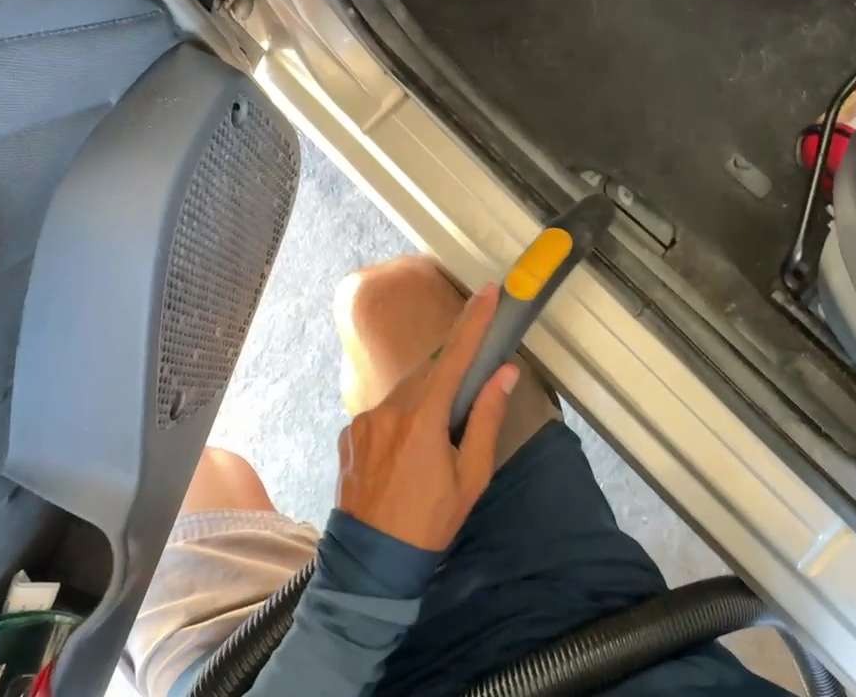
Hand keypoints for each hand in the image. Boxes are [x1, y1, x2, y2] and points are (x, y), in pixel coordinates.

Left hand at [335, 285, 520, 551]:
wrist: (371, 565)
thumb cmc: (431, 522)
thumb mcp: (471, 476)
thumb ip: (487, 418)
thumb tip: (505, 373)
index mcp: (423, 418)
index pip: (454, 357)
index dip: (474, 322)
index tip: (489, 291)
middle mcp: (388, 409)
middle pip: (428, 371)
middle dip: (453, 367)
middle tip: (474, 377)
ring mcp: (363, 420)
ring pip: (405, 392)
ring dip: (427, 397)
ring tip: (439, 434)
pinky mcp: (350, 434)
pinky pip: (384, 412)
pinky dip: (403, 417)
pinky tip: (408, 451)